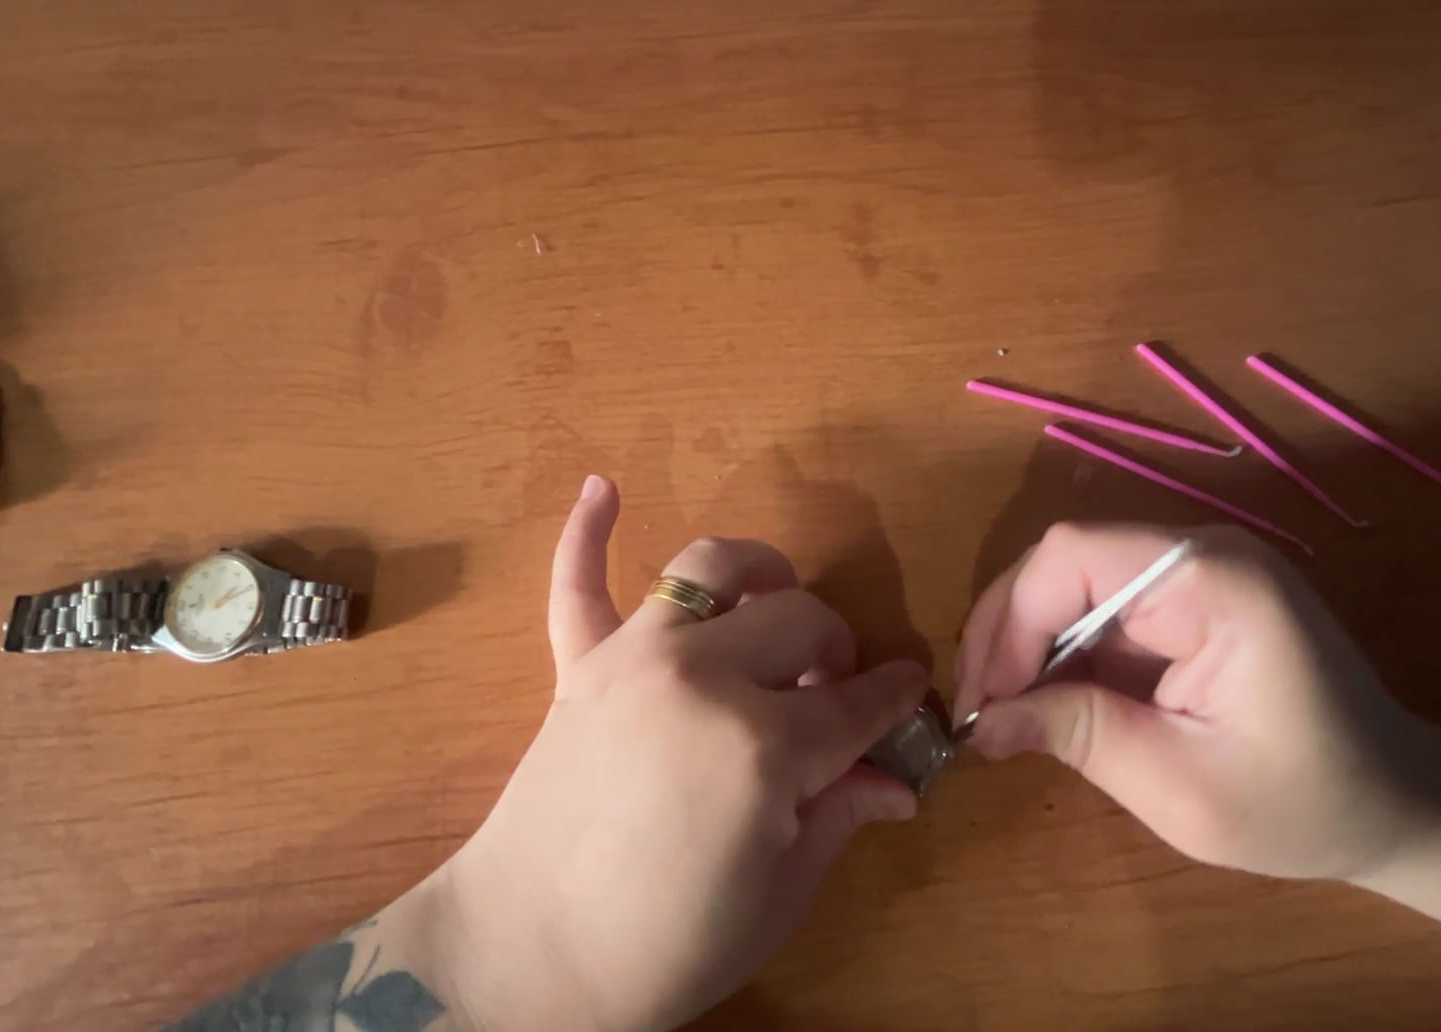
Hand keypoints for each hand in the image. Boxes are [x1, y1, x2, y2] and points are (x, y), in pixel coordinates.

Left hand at [417, 477, 927, 1031]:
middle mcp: (702, 678)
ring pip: (709, 569)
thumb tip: (898, 779)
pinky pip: (577, 583)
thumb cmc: (666, 944)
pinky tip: (601, 486)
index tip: (912, 694)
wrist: (529, 954)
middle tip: (835, 689)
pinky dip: (586, 532)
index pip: (856, 704)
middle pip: (799, 621)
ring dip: (757, 571)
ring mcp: (633, 659)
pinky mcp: (579, 664)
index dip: (894, 700)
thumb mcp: (778, 895)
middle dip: (836, 649)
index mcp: (763, 746)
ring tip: (774, 594)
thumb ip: (841, 815)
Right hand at [955, 523, 1440, 880]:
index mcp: (1213, 581)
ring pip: (1060, 579)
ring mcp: (1185, 566)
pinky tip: (1036, 694)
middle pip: (1057, 561)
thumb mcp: (1182, 788)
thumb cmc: (1307, 805)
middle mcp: (1195, 551)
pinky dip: (1049, 648)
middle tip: (977, 706)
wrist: (1399, 804)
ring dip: (1017, 641)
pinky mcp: (1175, 593)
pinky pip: (1086, 602)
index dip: (1012, 622)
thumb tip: (980, 724)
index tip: (990, 700)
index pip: (1071, 557)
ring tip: (997, 705)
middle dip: (1003, 632)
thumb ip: (1077, 736)